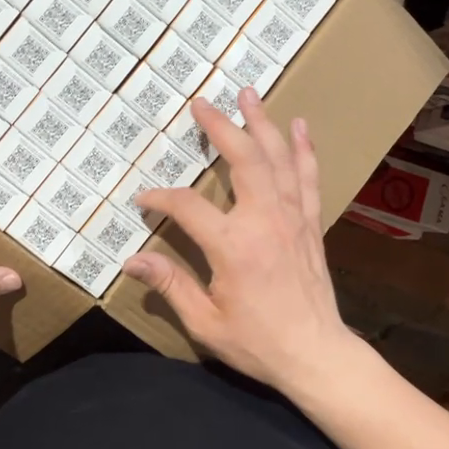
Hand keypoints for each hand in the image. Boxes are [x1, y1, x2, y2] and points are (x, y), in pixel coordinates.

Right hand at [121, 89, 360, 392]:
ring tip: (248, 94)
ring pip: (277, 160)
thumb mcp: (205, 322)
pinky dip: (303, 150)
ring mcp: (293, 220)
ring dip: (262, 124)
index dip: (160, 199)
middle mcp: (265, 221)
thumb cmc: (257, 342)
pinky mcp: (311, 225)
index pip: (187, 206)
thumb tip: (132, 259)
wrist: (316, 354)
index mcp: (233, 246)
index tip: (143, 200)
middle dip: (220, 127)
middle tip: (201, 103)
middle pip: (242, 160)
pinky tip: (299, 126)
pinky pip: (308, 178)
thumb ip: (170, 284)